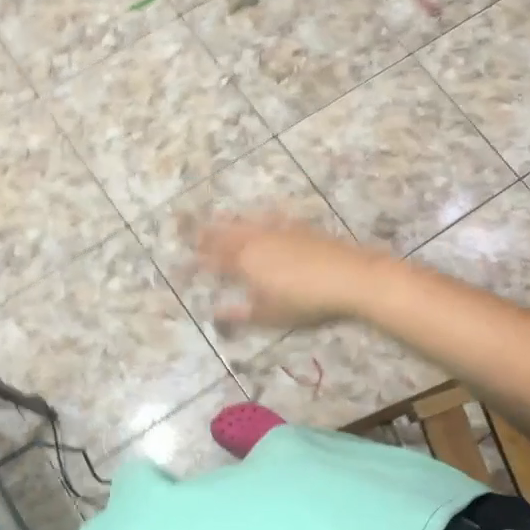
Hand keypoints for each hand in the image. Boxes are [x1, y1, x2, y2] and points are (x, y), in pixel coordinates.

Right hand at [194, 215, 395, 329]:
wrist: (349, 277)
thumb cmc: (305, 301)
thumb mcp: (269, 314)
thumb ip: (241, 313)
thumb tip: (216, 312)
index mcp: (244, 263)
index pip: (212, 261)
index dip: (195, 263)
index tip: (180, 265)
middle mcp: (256, 241)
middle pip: (225, 235)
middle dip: (206, 234)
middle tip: (189, 230)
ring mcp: (278, 230)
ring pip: (246, 222)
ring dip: (229, 221)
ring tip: (216, 217)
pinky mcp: (299, 227)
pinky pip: (272, 217)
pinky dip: (260, 216)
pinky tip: (262, 214)